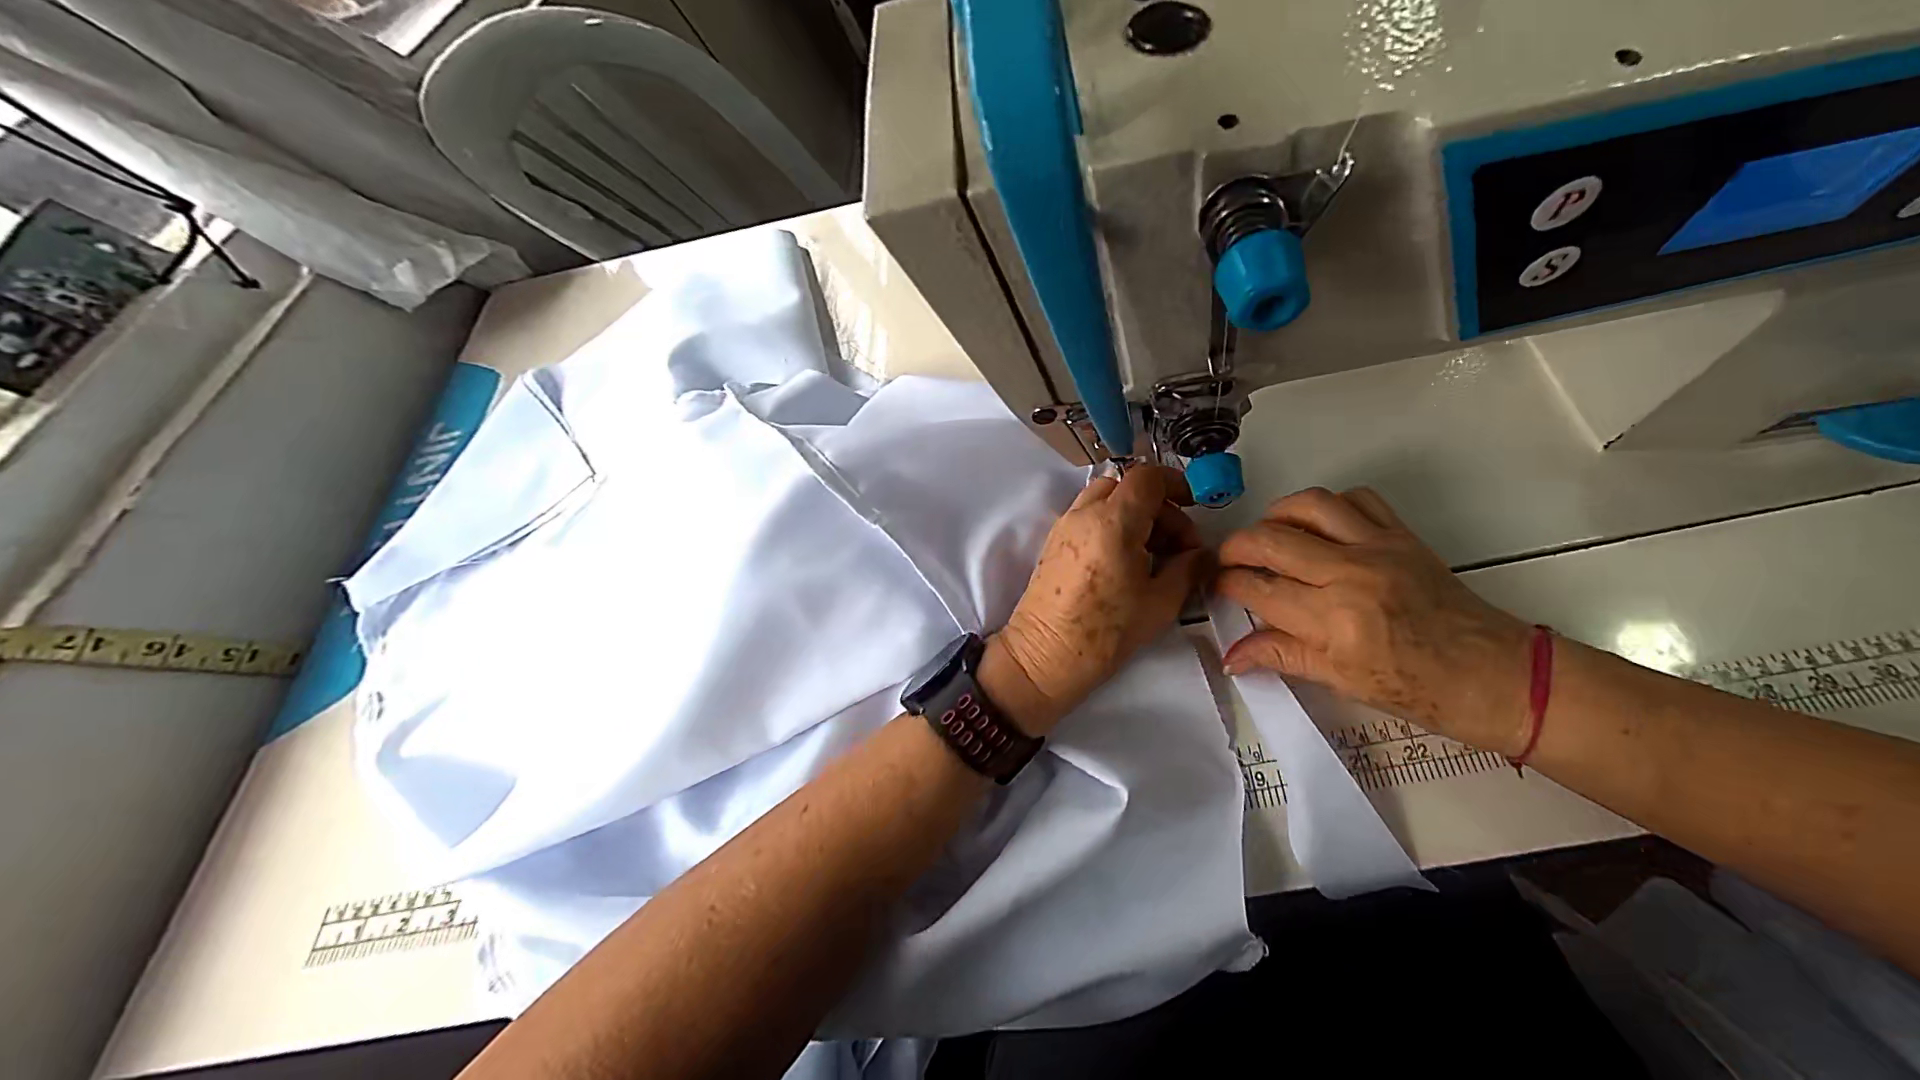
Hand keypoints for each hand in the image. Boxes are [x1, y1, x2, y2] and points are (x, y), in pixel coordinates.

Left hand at [984, 465, 1210, 735]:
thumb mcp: (1161, 602)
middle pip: (1126, 486)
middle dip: (1158, 506)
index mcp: (1113, 521)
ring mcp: (1064, 527)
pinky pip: (1088, 517)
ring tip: (1153, 556)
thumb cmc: (1104, 632)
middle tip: (1178, 543)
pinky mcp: (1054, 543)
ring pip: (1105, 500)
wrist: (1045, 656)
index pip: (1147, 477)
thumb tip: (1202, 555)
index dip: (1176, 484)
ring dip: (1134, 515)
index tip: (1193, 505)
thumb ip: (1188, 568)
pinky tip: (1127, 562)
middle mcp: (1084, 515)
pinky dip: (1112, 525)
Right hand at [1213, 487, 1534, 754]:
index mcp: (1333, 620)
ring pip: (1308, 505)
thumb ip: (1280, 655)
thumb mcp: (1339, 680)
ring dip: (1274, 515)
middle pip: (1269, 540)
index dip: (1226, 585)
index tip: (1216, 587)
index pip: (1257, 588)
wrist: (1496, 676)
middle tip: (1228, 562)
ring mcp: (1379, 548)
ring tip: (1267, 536)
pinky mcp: (1402, 535)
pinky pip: (1356, 499)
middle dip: (1235, 547)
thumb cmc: (1418, 690)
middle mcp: (1351, 574)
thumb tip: (1231, 655)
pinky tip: (1318, 528)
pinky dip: (1327, 506)